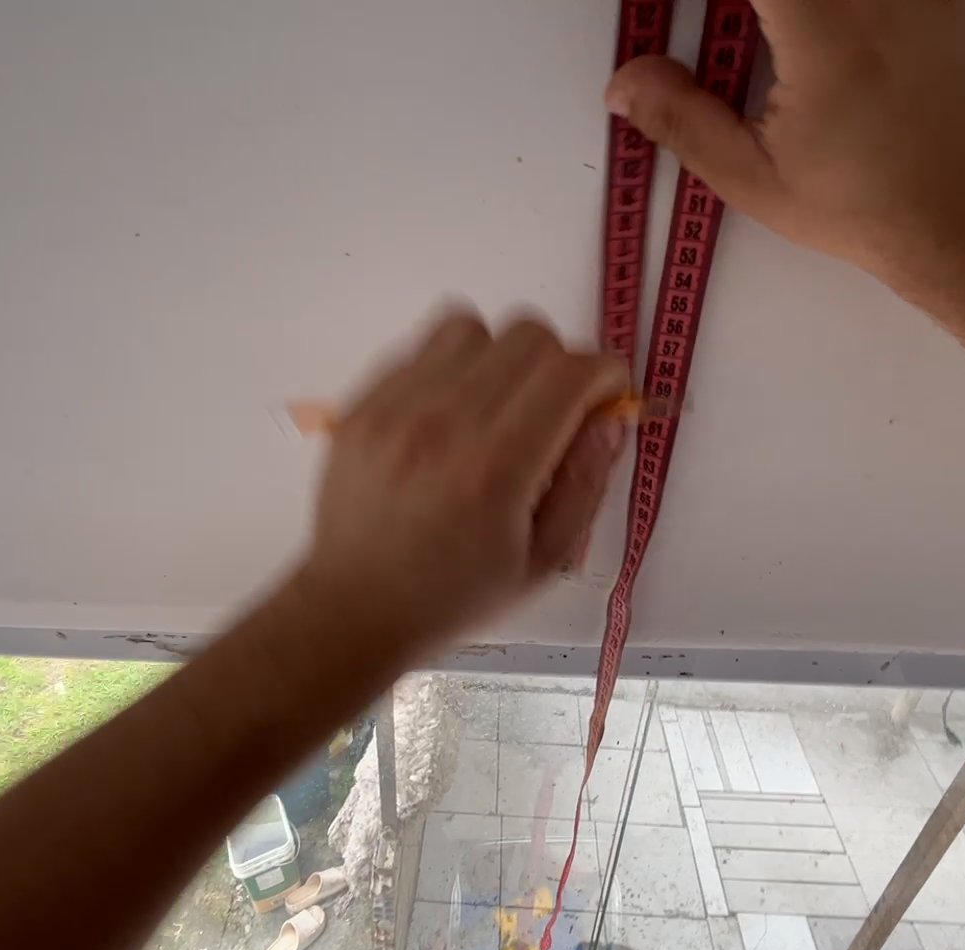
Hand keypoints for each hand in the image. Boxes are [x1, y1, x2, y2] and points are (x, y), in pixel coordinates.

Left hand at [295, 310, 629, 653]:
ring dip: (500, 358)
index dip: (604, 375)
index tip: (604, 398)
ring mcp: (393, 408)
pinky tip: (448, 418)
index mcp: (494, 470)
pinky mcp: (361, 404)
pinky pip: (421, 349)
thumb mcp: (543, 561)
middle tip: (553, 411)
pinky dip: (451, 369)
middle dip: (560, 364)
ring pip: (472, 327)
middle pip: (527, 335)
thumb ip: (586, 484)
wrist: (355, 607)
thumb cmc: (454, 596)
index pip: (569, 372)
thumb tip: (609, 418)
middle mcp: (442, 424)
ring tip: (495, 408)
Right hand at [605, 0, 964, 282]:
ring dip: (801, 9)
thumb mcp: (755, 179)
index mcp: (825, 21)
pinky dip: (864, 7)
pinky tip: (859, 43)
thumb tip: (622, 84)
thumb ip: (684, 121)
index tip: (687, 14)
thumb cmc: (862, 203)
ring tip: (797, 47)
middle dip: (761, 7)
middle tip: (755, 36)